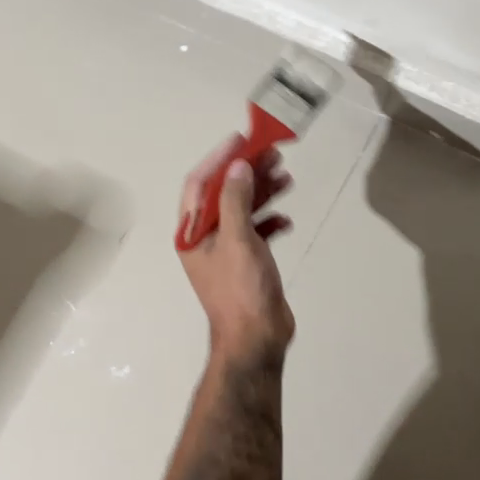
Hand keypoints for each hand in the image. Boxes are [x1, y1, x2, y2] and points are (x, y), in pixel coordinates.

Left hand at [177, 140, 294, 357]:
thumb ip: (235, 200)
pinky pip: (258, 230)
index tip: (241, 139)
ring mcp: (228, 249)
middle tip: (273, 153)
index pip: (199, 184)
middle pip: (224, 192)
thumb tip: (238, 166)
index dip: (218, 159)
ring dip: (263, 191)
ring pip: (243, 208)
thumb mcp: (237, 240)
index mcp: (192, 232)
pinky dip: (271, 220)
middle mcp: (206, 237)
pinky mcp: (249, 261)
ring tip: (286, 176)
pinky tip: (286, 219)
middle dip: (247, 171)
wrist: (256, 340)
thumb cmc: (240, 290)